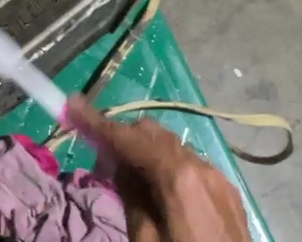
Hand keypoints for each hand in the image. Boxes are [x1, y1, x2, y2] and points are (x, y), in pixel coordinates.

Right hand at [66, 98, 248, 241]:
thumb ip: (130, 196)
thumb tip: (120, 164)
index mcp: (178, 178)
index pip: (127, 138)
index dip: (96, 121)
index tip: (72, 104)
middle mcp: (200, 166)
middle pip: (151, 132)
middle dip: (122, 135)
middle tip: (99, 154)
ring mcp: (219, 178)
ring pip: (172, 146)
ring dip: (145, 150)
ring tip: (127, 174)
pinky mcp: (229, 194)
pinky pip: (191, 165)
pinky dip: (168, 165)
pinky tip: (158, 189)